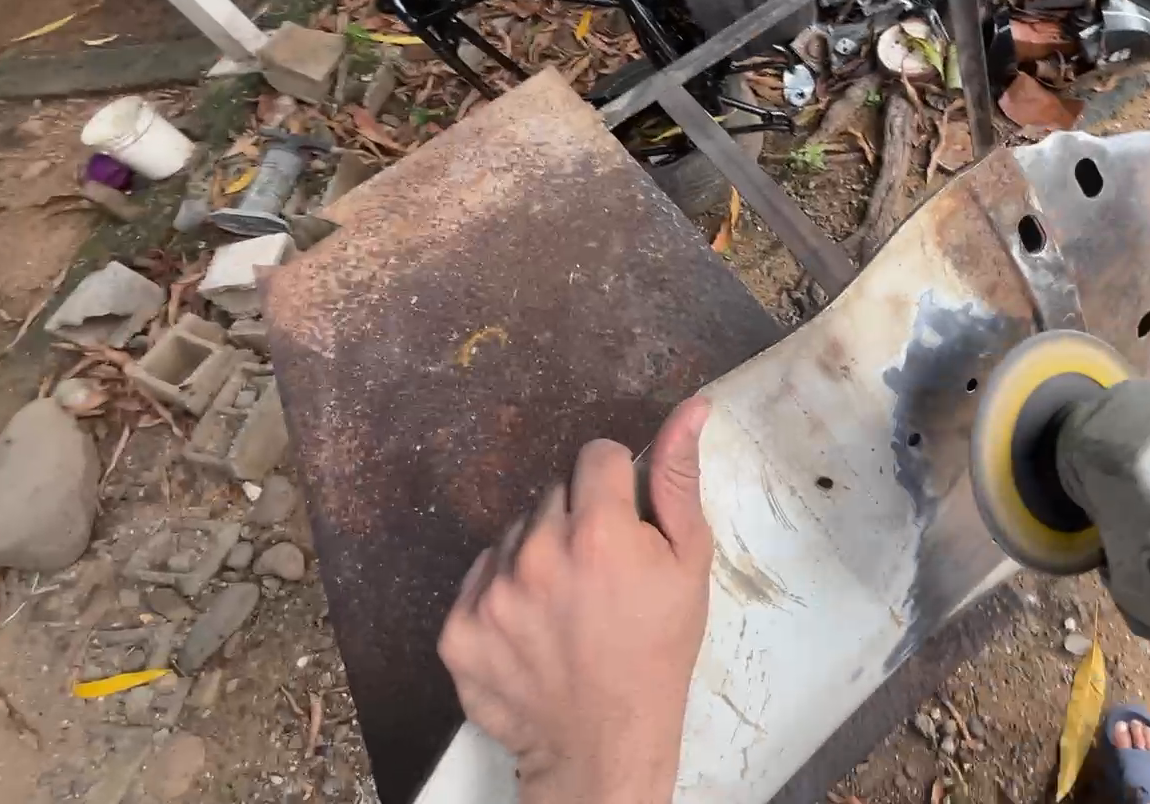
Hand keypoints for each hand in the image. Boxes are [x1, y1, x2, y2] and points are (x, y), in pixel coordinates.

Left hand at [439, 399, 713, 803]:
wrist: (605, 742)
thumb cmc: (661, 644)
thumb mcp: (689, 558)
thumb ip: (680, 476)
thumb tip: (693, 405)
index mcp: (598, 529)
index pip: (596, 453)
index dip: (617, 478)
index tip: (626, 515)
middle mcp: (536, 550)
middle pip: (555, 490)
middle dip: (579, 513)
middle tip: (602, 565)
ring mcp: (490, 592)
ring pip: (516, 530)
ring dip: (540, 547)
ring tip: (566, 595)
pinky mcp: (456, 628)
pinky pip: (481, 572)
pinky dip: (504, 585)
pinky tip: (532, 618)